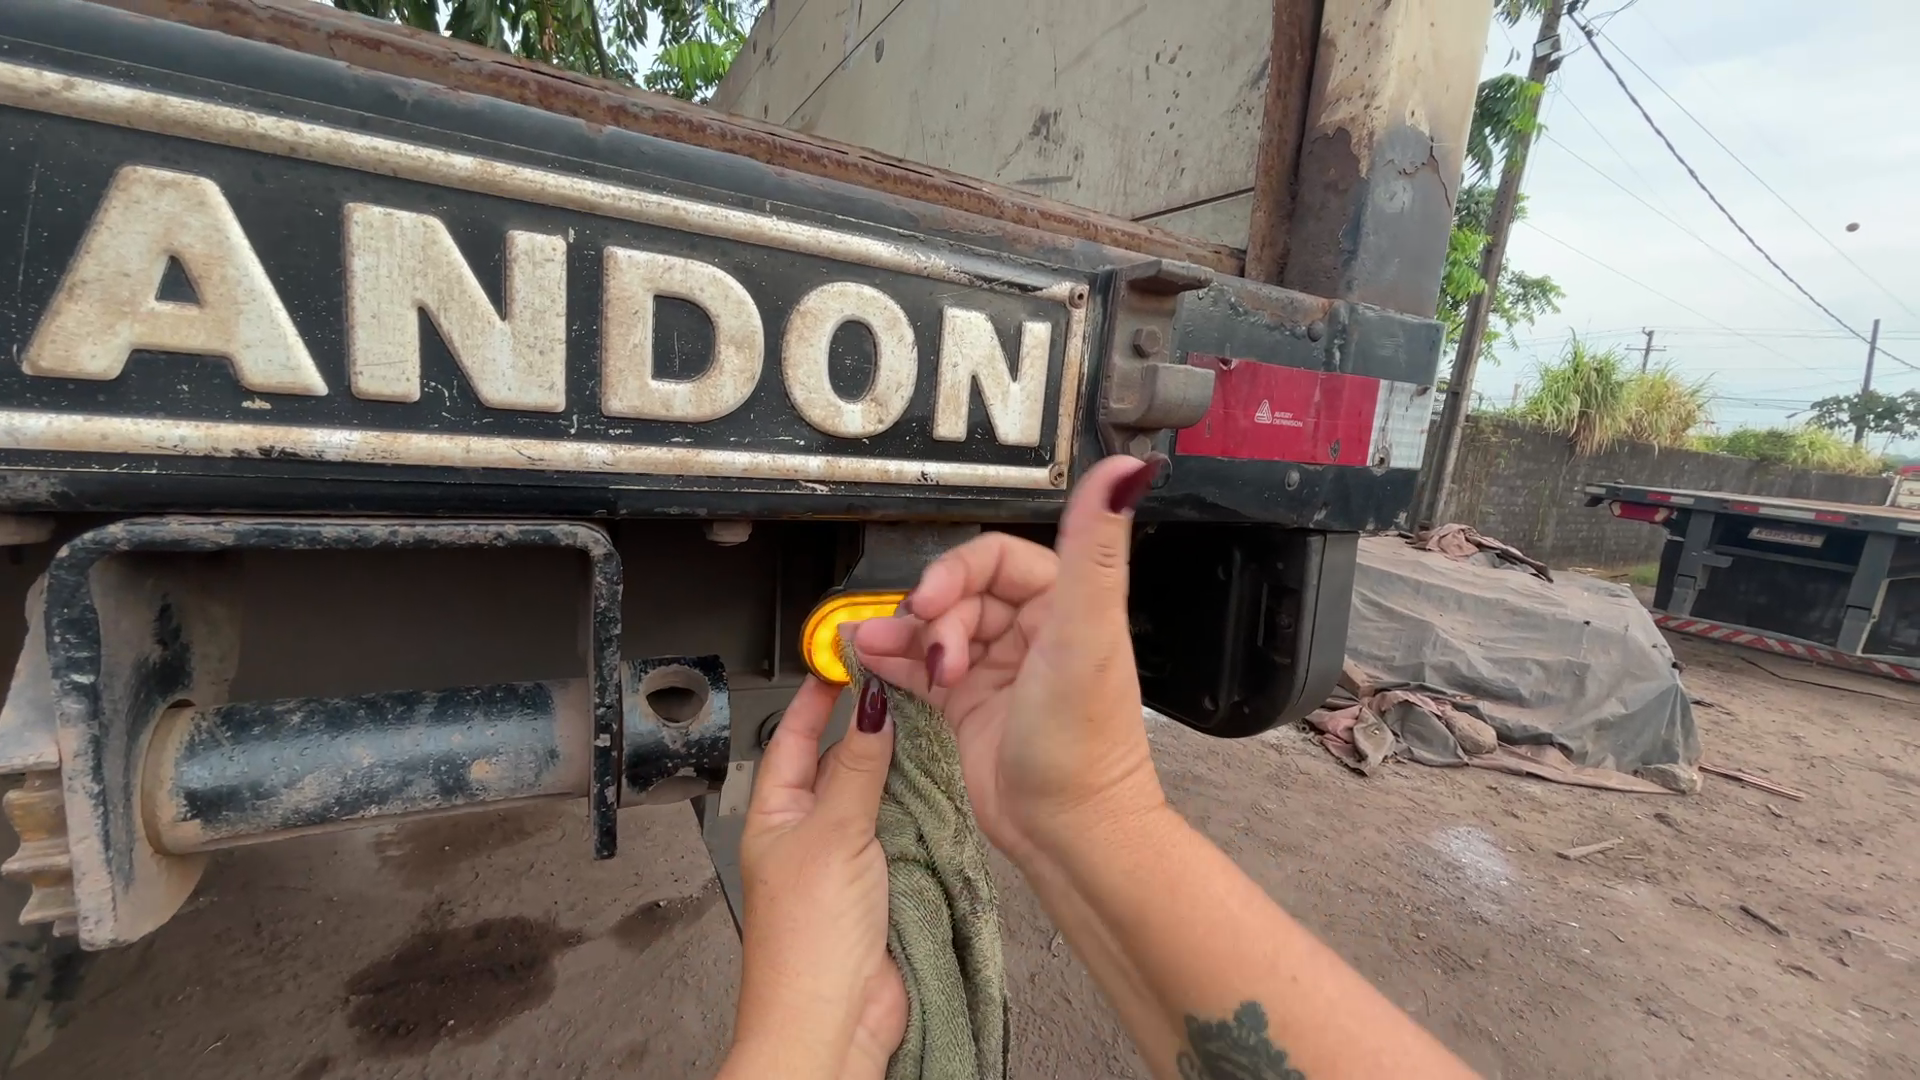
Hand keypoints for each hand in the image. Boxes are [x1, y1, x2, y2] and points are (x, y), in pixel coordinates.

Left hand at [721, 678, 906, 1079]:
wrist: (836, 1024)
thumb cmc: (809, 937)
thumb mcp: (833, 835)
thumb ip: (859, 769)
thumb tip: (872, 707)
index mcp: (777, 813)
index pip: (795, 737)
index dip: (816, 698)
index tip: (841, 661)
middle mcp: (812, 826)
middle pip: (841, 759)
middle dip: (868, 725)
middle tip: (904, 683)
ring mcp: (851, 851)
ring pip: (878, 789)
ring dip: (901, 761)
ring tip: (931, 717)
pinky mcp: (887, 873)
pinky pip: (903, 822)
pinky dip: (922, 798)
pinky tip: (943, 773)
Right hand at [851, 456, 1167, 868]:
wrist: (1068, 833)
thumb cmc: (1083, 740)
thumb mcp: (1084, 635)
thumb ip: (1095, 549)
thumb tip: (1124, 469)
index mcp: (1063, 604)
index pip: (996, 561)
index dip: (955, 573)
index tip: (928, 601)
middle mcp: (1031, 631)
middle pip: (961, 595)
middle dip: (931, 614)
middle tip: (925, 646)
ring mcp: (997, 669)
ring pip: (938, 630)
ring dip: (902, 632)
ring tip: (869, 645)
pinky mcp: (970, 704)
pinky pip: (924, 668)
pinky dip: (896, 660)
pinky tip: (867, 658)